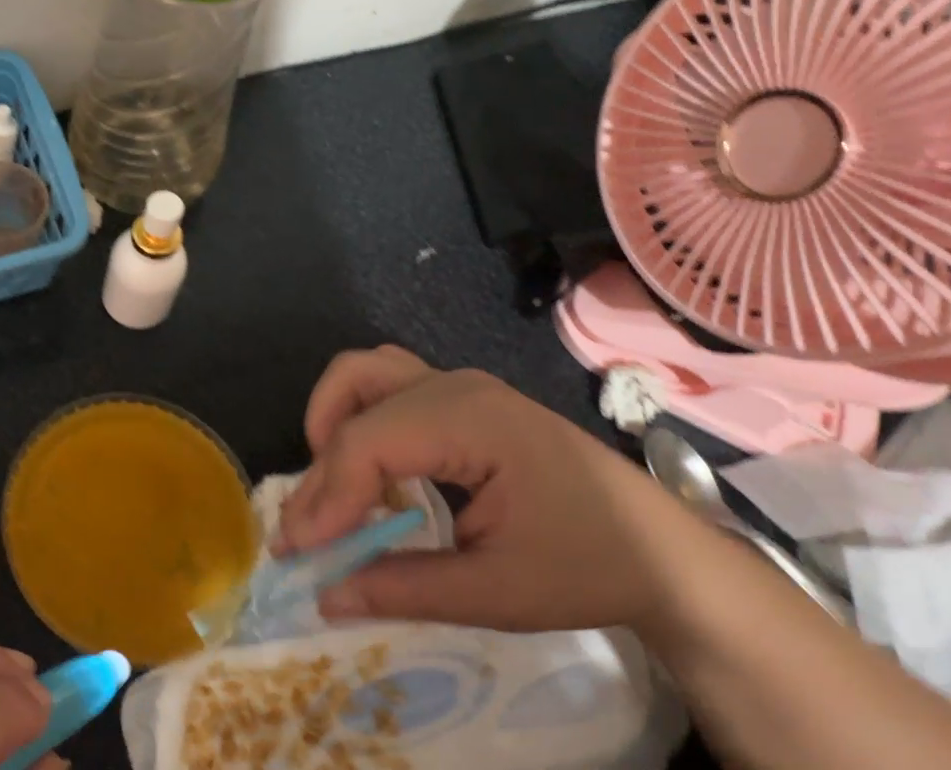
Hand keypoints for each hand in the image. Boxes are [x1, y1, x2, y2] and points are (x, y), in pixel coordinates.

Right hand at [274, 346, 697, 632]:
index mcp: (472, 421)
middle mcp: (456, 386)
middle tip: (310, 528)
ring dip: (332, 421)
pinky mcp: (462, 399)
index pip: (368, 442)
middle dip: (322, 464)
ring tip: (331, 486)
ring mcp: (459, 385)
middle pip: (353, 395)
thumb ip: (405, 589)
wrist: (671, 556)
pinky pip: (386, 385)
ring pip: (363, 374)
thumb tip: (326, 597)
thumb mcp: (499, 593)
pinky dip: (358, 418)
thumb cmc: (592, 569)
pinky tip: (369, 468)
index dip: (326, 496)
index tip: (299, 551)